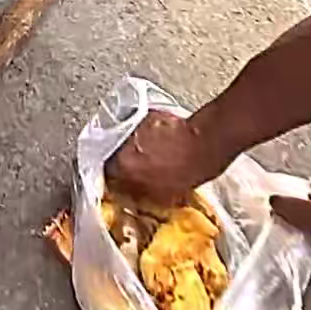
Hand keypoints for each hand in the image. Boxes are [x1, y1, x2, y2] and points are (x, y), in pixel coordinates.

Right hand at [105, 109, 234, 202]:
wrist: (204, 145)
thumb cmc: (186, 174)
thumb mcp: (161, 195)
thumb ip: (139, 192)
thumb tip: (131, 194)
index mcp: (124, 166)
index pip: (106, 173)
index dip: (112, 180)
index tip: (117, 184)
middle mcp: (123, 143)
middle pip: (113, 153)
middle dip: (120, 161)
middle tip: (132, 169)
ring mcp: (134, 126)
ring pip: (125, 139)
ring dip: (131, 148)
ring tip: (146, 155)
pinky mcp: (146, 114)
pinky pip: (138, 128)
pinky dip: (143, 135)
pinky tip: (156, 142)